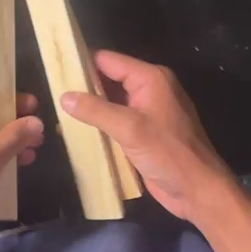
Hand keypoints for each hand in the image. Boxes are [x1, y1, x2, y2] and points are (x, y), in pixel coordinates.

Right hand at [60, 51, 239, 224]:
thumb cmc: (168, 153)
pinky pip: (117, 120)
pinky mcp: (144, 132)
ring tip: (57, 110)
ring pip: (111, 101)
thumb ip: (96, 110)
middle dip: (83, 86)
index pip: (109, 60)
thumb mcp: (130, 129)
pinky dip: (99, 123)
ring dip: (90, 107)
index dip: (82, 61)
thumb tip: (64, 96)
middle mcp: (149, 89)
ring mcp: (147, 111)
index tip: (55, 67)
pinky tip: (77, 131)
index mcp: (150, 78)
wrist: (199, 191)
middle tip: (51, 91)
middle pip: (109, 78)